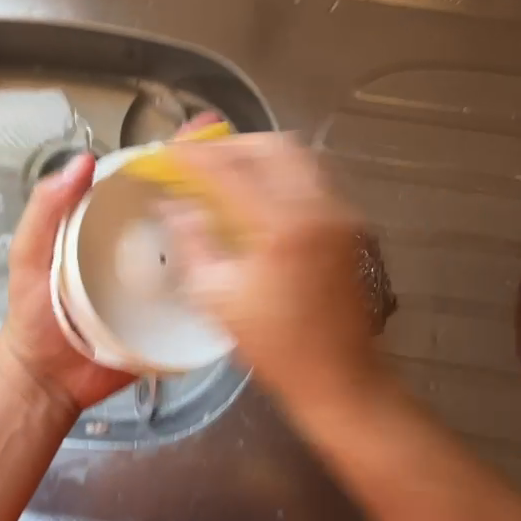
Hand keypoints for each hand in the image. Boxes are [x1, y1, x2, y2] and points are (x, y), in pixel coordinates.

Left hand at [0, 114, 227, 415]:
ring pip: (202, 249)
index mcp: (111, 225)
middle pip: (183, 209)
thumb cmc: (35, 315)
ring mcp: (164, 282)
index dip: (174, 156)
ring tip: (262, 209)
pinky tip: (251, 267)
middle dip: (217, 186)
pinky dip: (227, 282)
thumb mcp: (29, 255)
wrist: (50, 381)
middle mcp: (143, 247)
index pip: (146, 182)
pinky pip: (206, 294)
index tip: (206, 134)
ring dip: (230, 230)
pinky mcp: (176, 317)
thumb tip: (83, 162)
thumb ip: (45, 211)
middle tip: (250, 166)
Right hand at [162, 132, 386, 404]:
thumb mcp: (216, 297)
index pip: (228, 169)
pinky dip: (282, 175)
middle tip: (202, 159)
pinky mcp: (352, 224)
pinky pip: (314, 179)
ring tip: (228, 174)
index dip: (192, 156)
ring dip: (259, 155)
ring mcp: (341, 212)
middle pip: (271, 145)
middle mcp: (317, 207)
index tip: (168, 152)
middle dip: (231, 145)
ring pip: (298, 156)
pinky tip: (260, 198)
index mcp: (279, 226)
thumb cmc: (274, 346)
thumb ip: (192, 240)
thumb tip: (173, 206)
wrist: (340, 376)